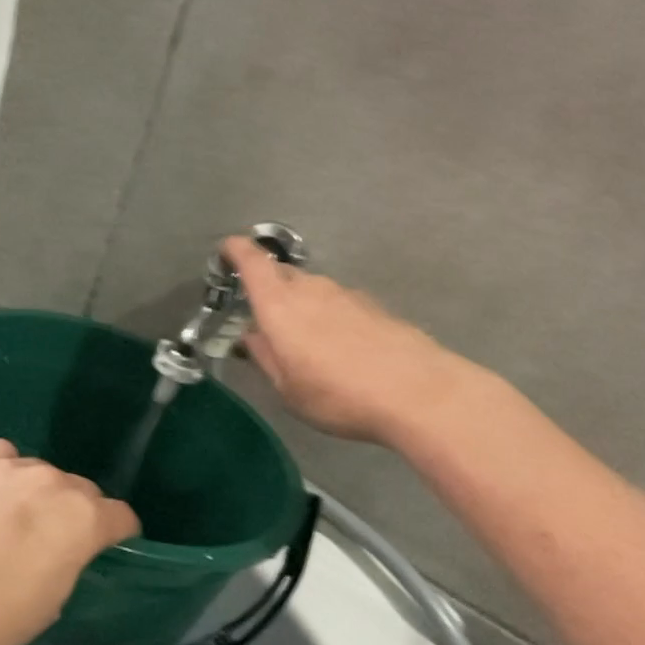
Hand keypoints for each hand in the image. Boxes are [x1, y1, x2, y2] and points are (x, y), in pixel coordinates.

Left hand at [0, 440, 137, 644]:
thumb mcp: (51, 602)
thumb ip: (69, 562)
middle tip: (49, 540)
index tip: (103, 547)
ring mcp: (10, 467)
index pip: (121, 516)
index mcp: (83, 520)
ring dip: (36, 492)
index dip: (116, 534)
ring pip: (40, 472)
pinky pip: (2, 455)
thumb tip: (63, 549)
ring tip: (8, 519)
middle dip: (74, 512)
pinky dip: (2, 470)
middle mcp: (54, 482)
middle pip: (81, 489)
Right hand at [224, 236, 489, 445]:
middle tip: (261, 314)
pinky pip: (339, 304)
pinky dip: (328, 316)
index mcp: (279, 305)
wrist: (418, 393)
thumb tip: (252, 335)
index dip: (236, 250)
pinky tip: (338, 348)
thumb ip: (265, 356)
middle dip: (267, 286)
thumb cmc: (337, 395)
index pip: (252, 262)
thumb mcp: (287, 389)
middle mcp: (312, 289)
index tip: (227, 249)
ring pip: (312, 290)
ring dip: (300, 305)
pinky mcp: (375, 307)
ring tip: (303, 340)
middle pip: (282, 274)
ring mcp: (348, 295)